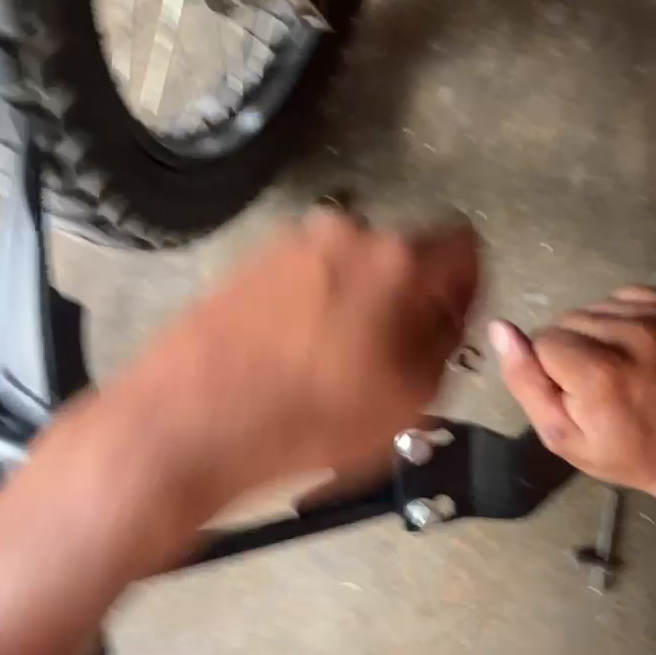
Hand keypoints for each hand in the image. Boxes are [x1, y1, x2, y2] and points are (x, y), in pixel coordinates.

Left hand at [113, 208, 479, 501]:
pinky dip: (314, 308)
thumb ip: (446, 343)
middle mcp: (344, 232)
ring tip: (335, 365)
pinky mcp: (247, 263)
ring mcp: (288, 243)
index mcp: (396, 257)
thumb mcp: (410, 398)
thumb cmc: (311, 417)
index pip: (463, 247)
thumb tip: (446, 316)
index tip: (452, 323)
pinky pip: (305, 279)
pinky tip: (295, 357)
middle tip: (392, 357)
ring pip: (350, 269)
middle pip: (402, 259)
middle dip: (408, 300)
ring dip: (358, 305)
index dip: (466, 287)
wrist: (189, 423)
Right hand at [491, 287, 655, 498]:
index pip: (543, 340)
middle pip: (570, 319)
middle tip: (600, 385)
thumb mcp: (562, 435)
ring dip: (600, 333)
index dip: (552, 370)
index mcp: (599, 372)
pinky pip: (629, 296)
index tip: (578, 395)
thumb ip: (526, 382)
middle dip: (574, 348)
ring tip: (622, 366)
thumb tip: (500, 328)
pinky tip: (640, 348)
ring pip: (598, 307)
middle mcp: (632, 334)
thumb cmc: (624, 451)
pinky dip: (627, 318)